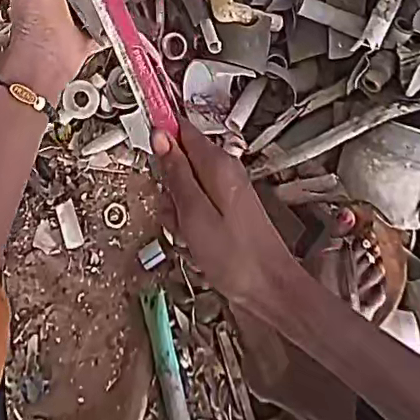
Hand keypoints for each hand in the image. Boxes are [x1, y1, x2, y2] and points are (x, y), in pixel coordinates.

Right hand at [154, 120, 308, 320]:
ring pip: (184, 185)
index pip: (180, 128)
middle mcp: (224, 170)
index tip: (148, 147)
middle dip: (167, 184)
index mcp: (216, 164)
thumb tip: (160, 137)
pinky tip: (195, 239)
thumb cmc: (238, 258)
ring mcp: (226, 188)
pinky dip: (189, 220)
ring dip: (176, 208)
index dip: (160, 134)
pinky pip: (195, 204)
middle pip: (179, 159)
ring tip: (186, 231)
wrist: (272, 291)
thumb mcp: (193, 213)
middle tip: (172, 209)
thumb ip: (175, 172)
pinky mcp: (226, 207)